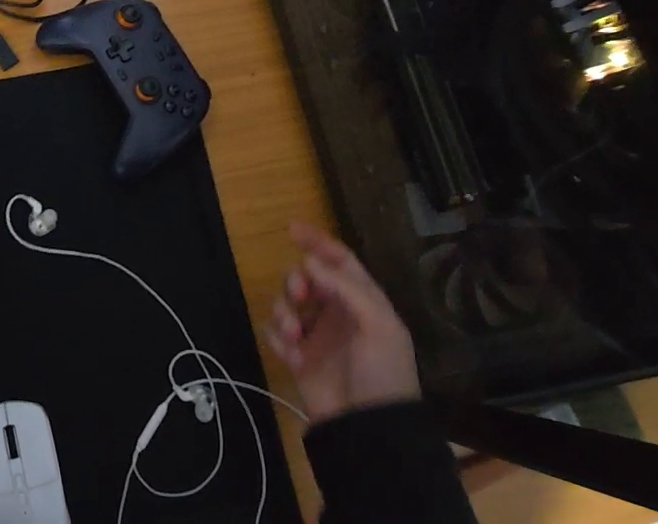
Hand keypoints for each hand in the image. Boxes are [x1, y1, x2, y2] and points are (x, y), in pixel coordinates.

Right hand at [265, 222, 419, 424]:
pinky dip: (278, 338)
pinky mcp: (296, 356)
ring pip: (286, 303)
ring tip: (293, 336)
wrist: (368, 427)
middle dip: (296, 281)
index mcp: (361, 301)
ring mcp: (315, 334)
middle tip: (300, 296)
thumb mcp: (378, 325)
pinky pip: (275, 332)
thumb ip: (345, 288)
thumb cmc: (382, 372)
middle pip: (305, 278)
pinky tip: (291, 355)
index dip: (318, 242)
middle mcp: (336, 311)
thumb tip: (308, 259)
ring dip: (284, 312)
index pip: (339, 261)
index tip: (292, 229)